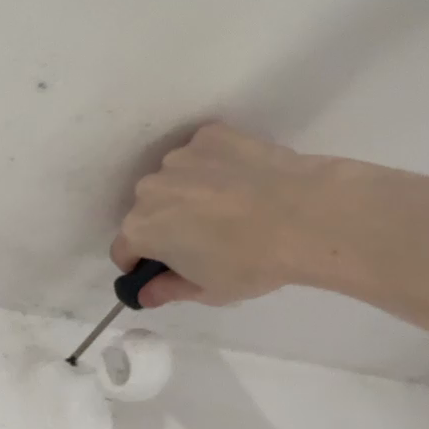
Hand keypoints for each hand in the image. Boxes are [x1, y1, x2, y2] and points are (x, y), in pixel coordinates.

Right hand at [111, 124, 337, 306]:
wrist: (305, 215)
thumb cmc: (250, 263)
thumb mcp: (207, 290)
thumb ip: (167, 290)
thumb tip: (144, 294)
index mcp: (141, 228)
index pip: (124, 249)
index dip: (141, 264)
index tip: (164, 270)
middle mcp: (149, 188)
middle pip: (147, 210)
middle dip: (165, 224)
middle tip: (204, 239)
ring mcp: (180, 156)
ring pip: (173, 180)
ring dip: (188, 192)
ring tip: (229, 206)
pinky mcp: (210, 135)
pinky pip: (201, 155)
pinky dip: (214, 166)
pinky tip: (243, 181)